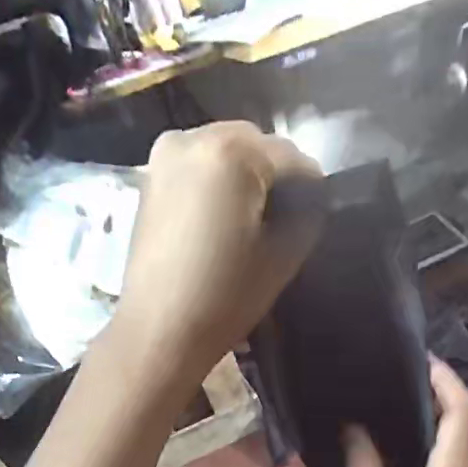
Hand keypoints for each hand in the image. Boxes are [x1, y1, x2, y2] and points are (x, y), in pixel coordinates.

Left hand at [115, 122, 323, 379]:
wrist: (161, 328)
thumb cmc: (227, 294)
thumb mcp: (284, 256)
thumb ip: (307, 214)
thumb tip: (311, 199)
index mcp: (231, 152)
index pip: (292, 156)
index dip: (312, 186)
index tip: (318, 213)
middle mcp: (193, 138)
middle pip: (254, 143)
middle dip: (276, 172)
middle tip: (287, 214)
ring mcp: (164, 155)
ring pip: (224, 150)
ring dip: (246, 174)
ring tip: (255, 217)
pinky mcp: (149, 178)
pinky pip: (198, 165)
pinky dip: (218, 180)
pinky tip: (225, 217)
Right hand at [345, 359, 467, 466]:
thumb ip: (364, 465)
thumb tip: (349, 426)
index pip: (462, 411)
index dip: (446, 381)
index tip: (419, 361)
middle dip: (448, 385)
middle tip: (412, 370)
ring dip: (449, 403)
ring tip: (412, 390)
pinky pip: (464, 443)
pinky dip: (448, 424)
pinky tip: (418, 426)